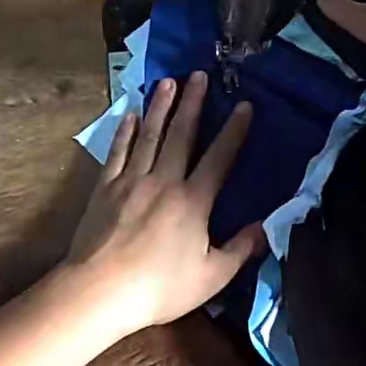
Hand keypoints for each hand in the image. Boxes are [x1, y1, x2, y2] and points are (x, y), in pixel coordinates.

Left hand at [58, 71, 263, 337]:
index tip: (244, 105)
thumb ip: (240, 251)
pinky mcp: (104, 189)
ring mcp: (130, 182)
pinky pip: (117, 153)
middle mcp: (163, 182)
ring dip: (159, 108)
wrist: (100, 290)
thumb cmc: (159, 288)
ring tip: (167, 83)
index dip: (234, 131)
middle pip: (181, 136)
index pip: (219, 159)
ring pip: (149, 137)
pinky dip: (124, 132)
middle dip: (192, 104)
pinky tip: (129, 116)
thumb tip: (265, 228)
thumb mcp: (211, 277)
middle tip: (198, 75)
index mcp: (193, 202)